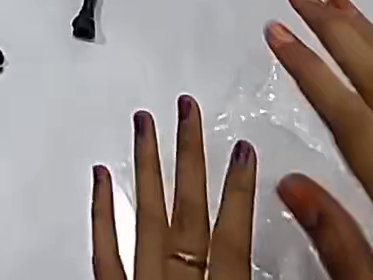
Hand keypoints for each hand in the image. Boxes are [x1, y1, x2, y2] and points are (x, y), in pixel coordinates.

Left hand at [92, 96, 257, 279]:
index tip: (243, 150)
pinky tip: (99, 175)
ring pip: (146, 218)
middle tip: (186, 109)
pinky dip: (102, 210)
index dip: (239, 191)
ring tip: (144, 121)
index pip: (232, 240)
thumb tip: (273, 268)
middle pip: (187, 212)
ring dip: (147, 165)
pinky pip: (104, 253)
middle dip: (188, 155)